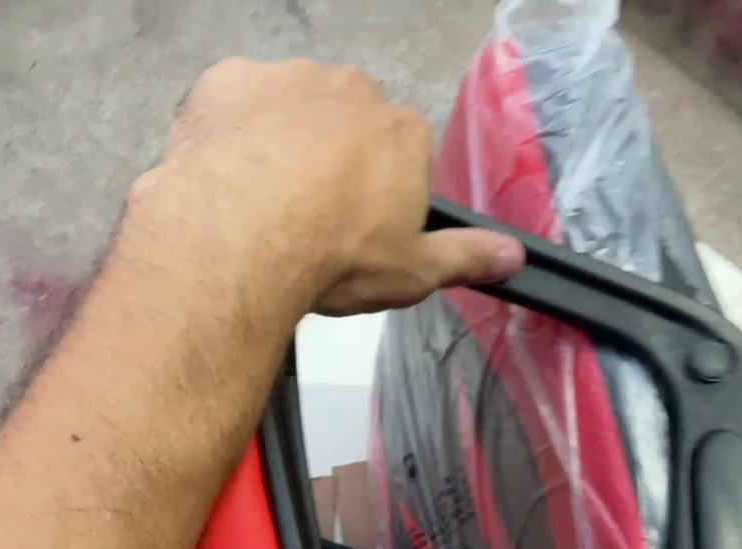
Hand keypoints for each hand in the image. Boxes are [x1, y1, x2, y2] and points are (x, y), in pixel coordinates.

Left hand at [124, 58, 522, 317]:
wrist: (240, 239)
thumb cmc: (331, 256)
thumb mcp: (412, 273)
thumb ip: (465, 258)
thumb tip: (512, 256)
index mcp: (401, 134)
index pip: (405, 159)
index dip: (383, 199)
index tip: (361, 234)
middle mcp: (352, 92)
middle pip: (349, 130)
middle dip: (335, 169)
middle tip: (311, 224)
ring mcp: (288, 80)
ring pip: (292, 113)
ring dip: (284, 149)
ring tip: (265, 207)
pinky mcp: (230, 82)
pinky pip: (238, 104)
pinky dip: (234, 134)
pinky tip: (229, 177)